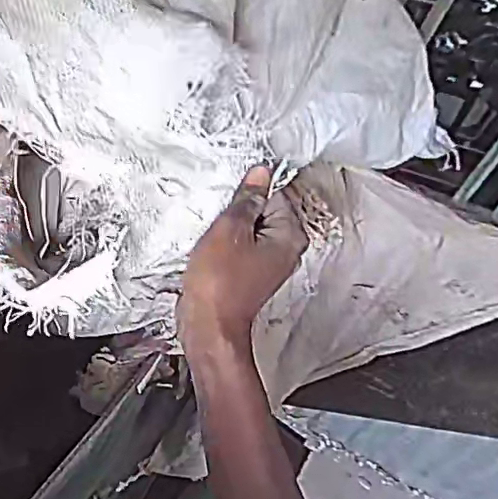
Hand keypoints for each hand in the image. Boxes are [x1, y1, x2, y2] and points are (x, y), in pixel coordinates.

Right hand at [178, 166, 306, 350]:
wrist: (208, 324)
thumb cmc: (219, 279)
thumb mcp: (229, 229)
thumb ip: (246, 199)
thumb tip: (261, 174)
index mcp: (289, 236)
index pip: (274, 195)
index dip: (247, 193)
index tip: (227, 201)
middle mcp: (286, 251)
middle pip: (262, 214)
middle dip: (237, 213)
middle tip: (216, 221)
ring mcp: (267, 265)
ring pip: (247, 232)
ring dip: (227, 230)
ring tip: (210, 237)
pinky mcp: (248, 276)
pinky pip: (238, 250)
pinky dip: (223, 247)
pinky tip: (208, 252)